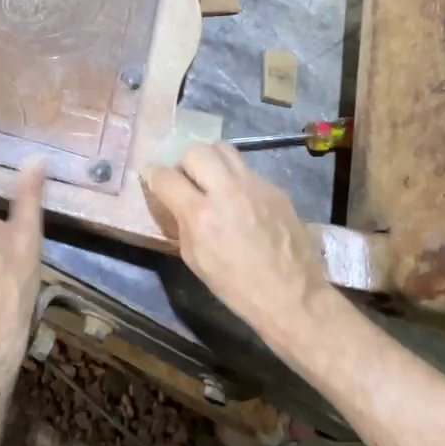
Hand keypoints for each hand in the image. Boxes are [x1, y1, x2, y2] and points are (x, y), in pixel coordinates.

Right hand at [144, 143, 344, 340]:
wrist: (293, 296)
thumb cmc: (237, 287)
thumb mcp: (195, 260)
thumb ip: (182, 223)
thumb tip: (175, 203)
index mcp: (201, 215)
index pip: (165, 176)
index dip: (152, 174)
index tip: (152, 177)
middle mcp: (227, 192)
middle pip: (196, 151)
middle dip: (184, 163)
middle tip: (187, 180)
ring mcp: (255, 186)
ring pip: (224, 149)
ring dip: (211, 161)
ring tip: (213, 181)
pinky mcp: (276, 189)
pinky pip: (247, 170)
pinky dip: (235, 179)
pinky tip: (241, 201)